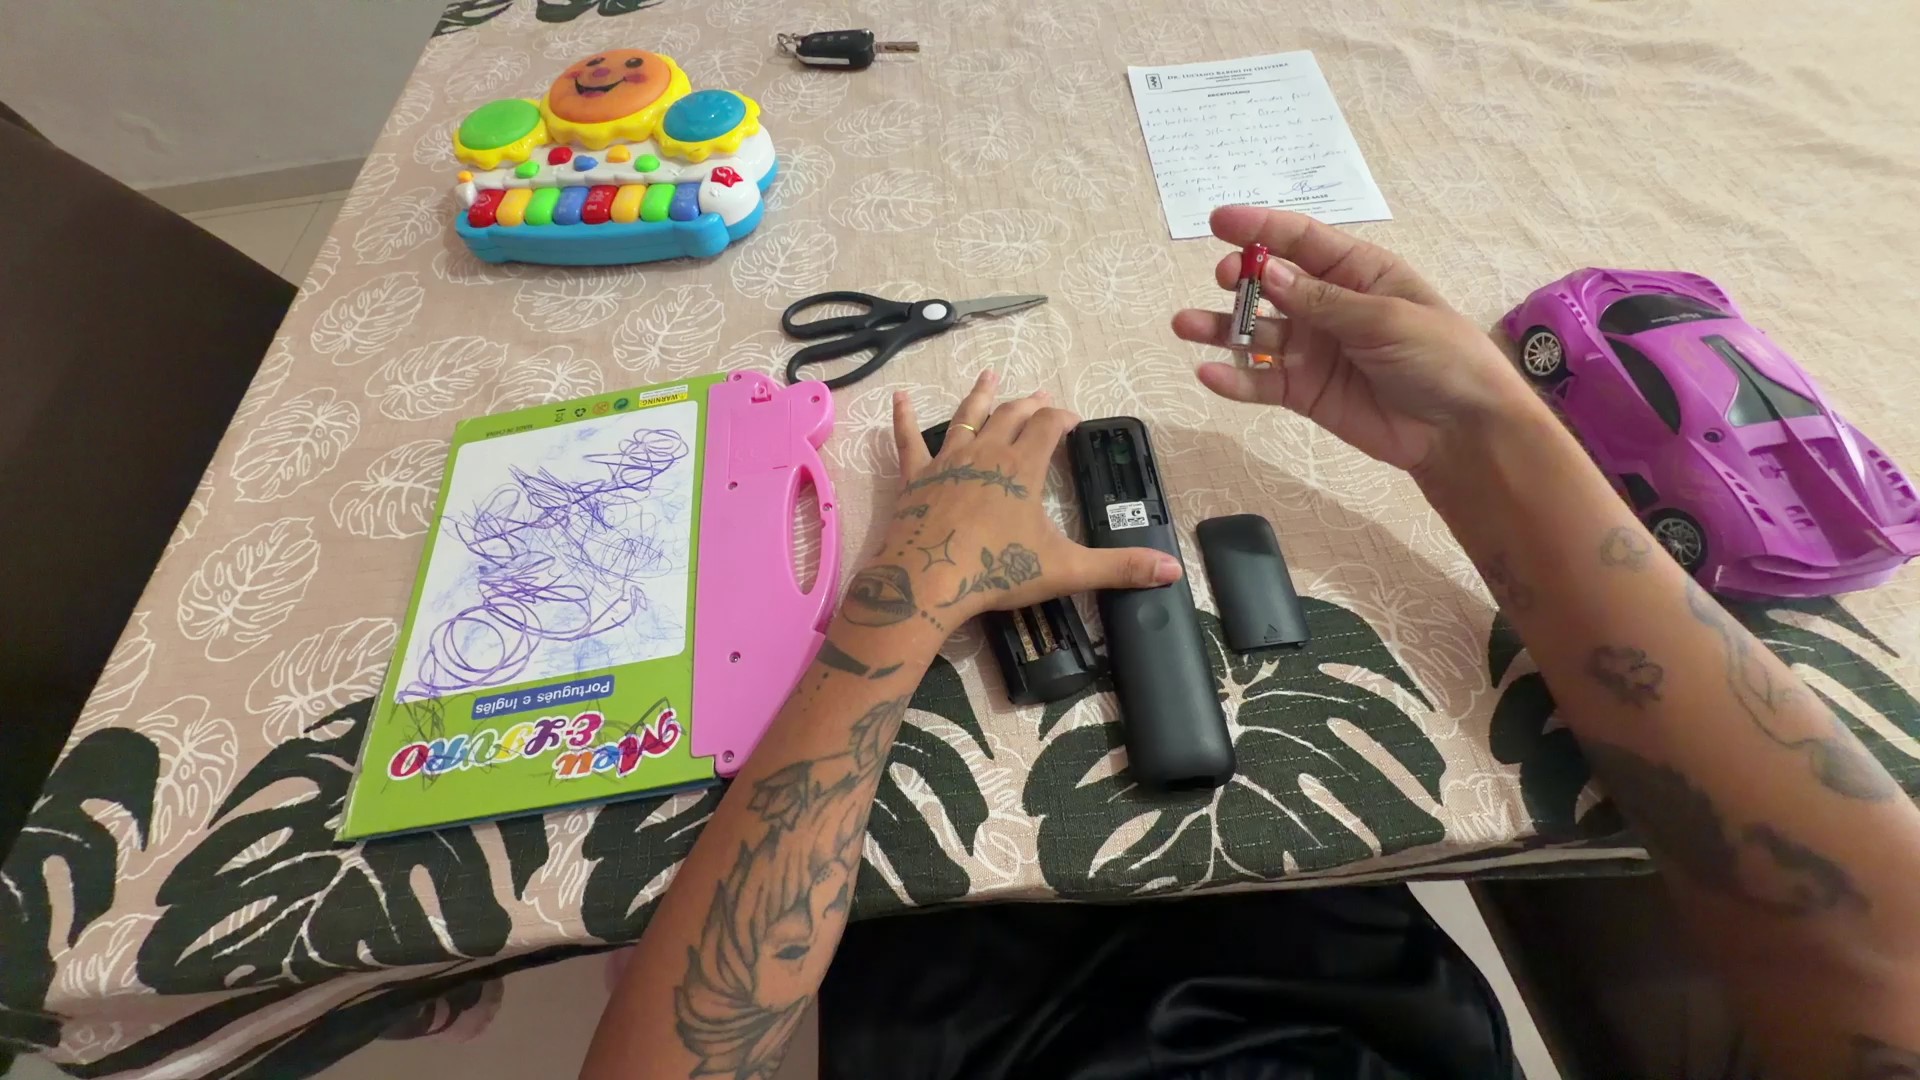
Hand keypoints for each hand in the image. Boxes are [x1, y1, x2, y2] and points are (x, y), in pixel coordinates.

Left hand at [846, 371, 1182, 629]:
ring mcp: (947, 462)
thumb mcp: (1066, 569)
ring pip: (966, 418)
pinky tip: (898, 397)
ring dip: (980, 396)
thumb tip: (1171, 570)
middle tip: (1040, 396)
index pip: (1049, 426)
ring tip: (989, 376)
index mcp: (1022, 467)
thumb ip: (1119, 567)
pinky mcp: (915, 477)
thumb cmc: (996, 570)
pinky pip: (907, 441)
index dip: (1063, 418)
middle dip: (1029, 404)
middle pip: (1011, 416)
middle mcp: (986, 453)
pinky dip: (903, 418)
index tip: (1073, 420)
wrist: (929, 581)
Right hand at [1171, 206, 1541, 475]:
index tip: (1218, 221)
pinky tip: (1207, 373)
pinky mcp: (1300, 390)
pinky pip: (1258, 382)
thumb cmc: (1440, 357)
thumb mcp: (1386, 318)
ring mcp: (1309, 350)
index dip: (1260, 229)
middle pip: (1270, 286)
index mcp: (1358, 274)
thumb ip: (1323, 300)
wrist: (1456, 429)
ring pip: (1254, 335)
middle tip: (1223, 278)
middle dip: (1241, 278)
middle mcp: (1325, 307)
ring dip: (1219, 328)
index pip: (1301, 242)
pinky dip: (1232, 381)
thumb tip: (1267, 273)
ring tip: (1184, 325)